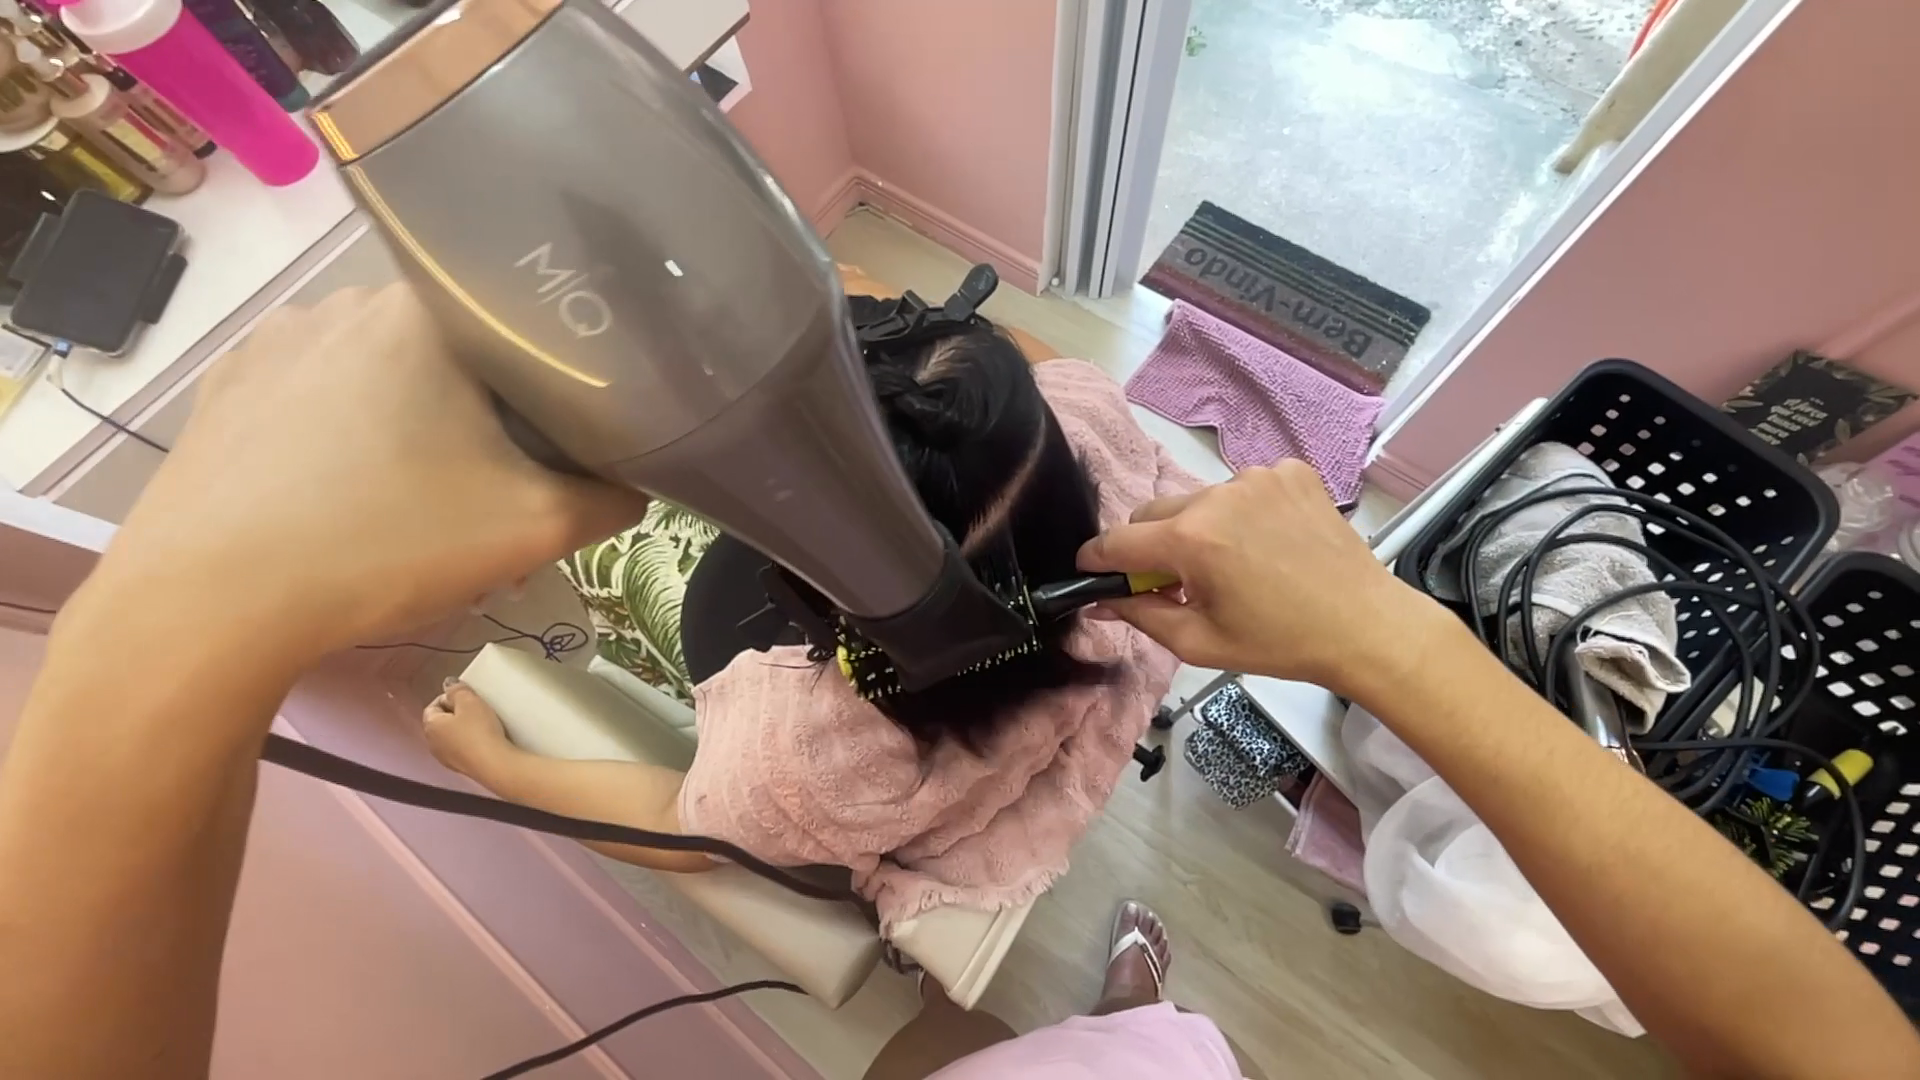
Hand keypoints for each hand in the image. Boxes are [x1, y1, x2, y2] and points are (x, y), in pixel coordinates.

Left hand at [85, 282, 648, 670]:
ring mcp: (280, 340)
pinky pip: (335, 390)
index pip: (534, 334)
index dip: (568, 389)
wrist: (210, 607)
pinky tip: (363, 486)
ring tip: (437, 491)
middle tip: (511, 483)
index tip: (574, 444)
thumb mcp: (540, 527)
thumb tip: (636, 487)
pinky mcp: (233, 384)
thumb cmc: (390, 542)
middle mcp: (350, 304)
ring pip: (401, 372)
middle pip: (469, 354)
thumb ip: (615, 499)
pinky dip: (367, 428)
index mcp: (428, 316)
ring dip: (434, 420)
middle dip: (502, 413)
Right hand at [1076, 462, 1443, 696]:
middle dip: (1151, 546)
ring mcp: (1257, 477)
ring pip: (1196, 500)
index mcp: (1193, 540)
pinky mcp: (1289, 471)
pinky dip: (1240, 512)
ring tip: (1231, 561)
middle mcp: (1219, 495)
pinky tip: (1265, 540)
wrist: (1368, 626)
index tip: (1092, 571)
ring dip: (1197, 527)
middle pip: (1152, 513)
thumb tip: (1099, 603)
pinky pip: (1240, 487)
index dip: (1097, 559)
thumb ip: (1139, 614)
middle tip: (1176, 580)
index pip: (1117, 540)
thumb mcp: (1199, 642)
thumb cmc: (1281, 642)